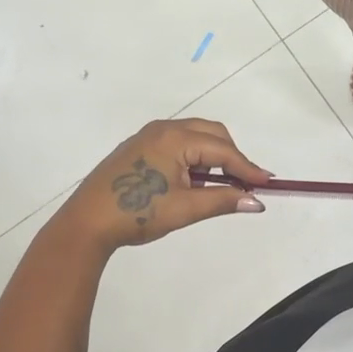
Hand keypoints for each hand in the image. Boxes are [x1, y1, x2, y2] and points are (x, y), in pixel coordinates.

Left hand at [53, 119, 272, 253]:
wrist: (86, 223)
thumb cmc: (137, 213)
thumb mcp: (185, 209)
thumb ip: (223, 200)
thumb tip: (257, 203)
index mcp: (175, 137)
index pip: (222, 149)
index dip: (246, 167)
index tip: (266, 183)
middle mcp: (163, 128)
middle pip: (211, 133)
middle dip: (231, 157)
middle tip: (244, 184)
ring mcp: (148, 135)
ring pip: (194, 136)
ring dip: (211, 156)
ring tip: (218, 185)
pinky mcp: (138, 148)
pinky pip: (177, 142)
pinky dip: (193, 157)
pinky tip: (192, 181)